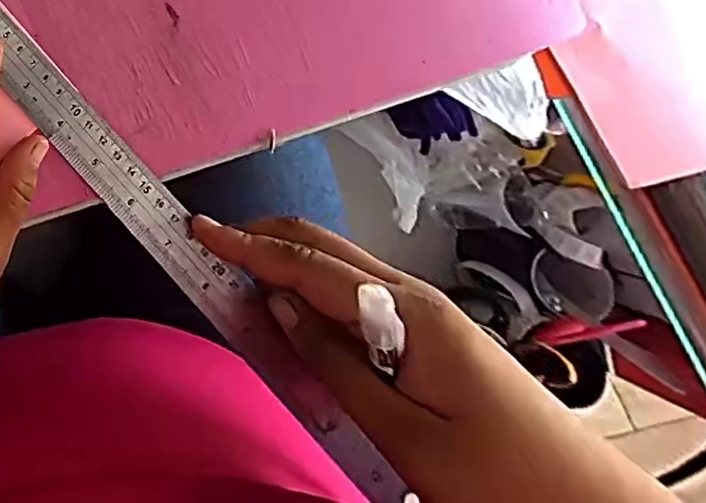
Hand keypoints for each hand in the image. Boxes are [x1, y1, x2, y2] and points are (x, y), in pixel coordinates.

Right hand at [192, 217, 671, 502]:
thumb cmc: (506, 482)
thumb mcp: (407, 438)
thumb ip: (334, 365)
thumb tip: (278, 307)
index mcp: (405, 312)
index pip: (304, 263)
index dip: (245, 244)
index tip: (198, 228)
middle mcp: (409, 295)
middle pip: (316, 245)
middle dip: (258, 240)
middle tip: (209, 251)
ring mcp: (419, 309)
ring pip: (332, 267)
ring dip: (283, 269)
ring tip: (243, 291)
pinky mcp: (424, 330)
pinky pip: (352, 296)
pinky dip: (311, 297)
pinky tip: (298, 324)